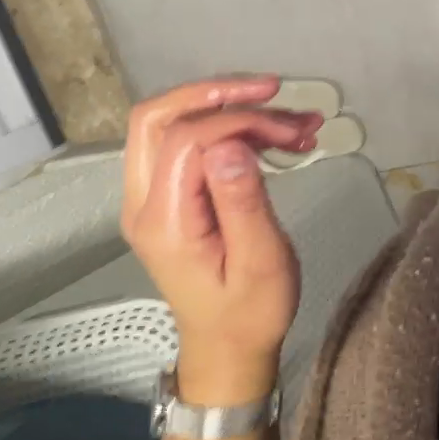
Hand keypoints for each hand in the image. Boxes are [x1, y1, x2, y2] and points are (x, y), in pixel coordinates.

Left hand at [120, 76, 323, 404]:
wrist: (229, 346)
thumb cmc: (251, 310)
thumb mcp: (260, 261)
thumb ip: (243, 202)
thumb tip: (231, 145)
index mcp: (165, 219)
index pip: (186, 140)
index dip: (238, 121)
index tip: (291, 131)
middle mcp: (144, 201)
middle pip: (157, 118)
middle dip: (218, 93)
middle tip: (275, 92)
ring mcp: (151, 197)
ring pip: (170, 124)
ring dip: (229, 109)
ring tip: (294, 122)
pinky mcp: (171, 197)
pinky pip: (187, 143)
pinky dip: (230, 129)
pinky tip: (278, 139)